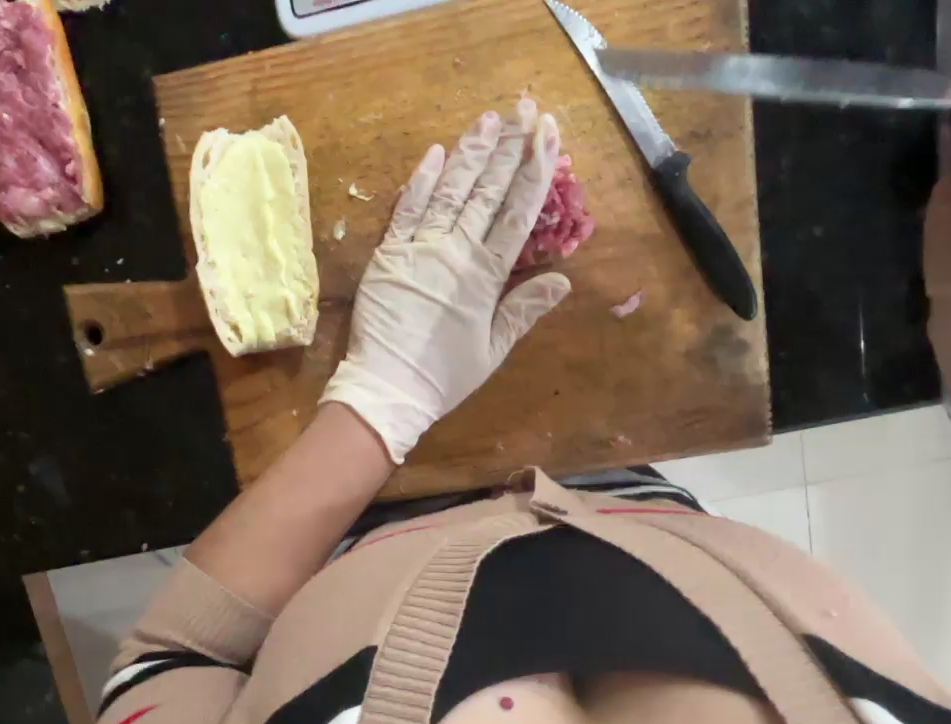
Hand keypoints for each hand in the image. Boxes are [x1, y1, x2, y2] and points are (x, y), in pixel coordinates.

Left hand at [319, 101, 572, 463]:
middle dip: (509, 148)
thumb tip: (563, 279)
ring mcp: (418, 250)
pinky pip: (406, 211)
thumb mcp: (492, 351)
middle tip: (525, 108)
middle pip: (487, 192)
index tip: (549, 134)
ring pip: (449, 192)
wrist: (387, 389)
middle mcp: (455, 254)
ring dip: (470, 154)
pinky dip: (422, 181)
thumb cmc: (443, 377)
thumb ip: (523, 311)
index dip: (535, 171)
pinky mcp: (387, 255)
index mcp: (484, 278)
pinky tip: (436, 153)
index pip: (517, 214)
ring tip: (488, 119)